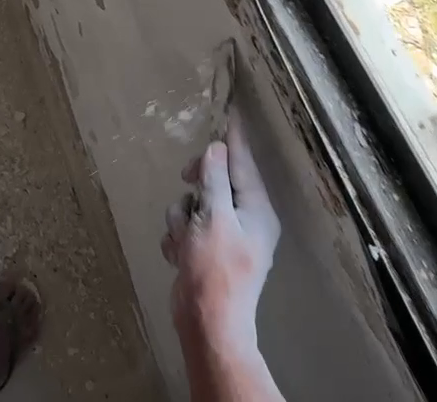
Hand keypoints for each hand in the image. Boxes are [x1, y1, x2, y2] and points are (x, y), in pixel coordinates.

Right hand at [161, 121, 280, 355]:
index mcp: (257, 210)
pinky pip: (186, 225)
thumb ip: (214, 180)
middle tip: (186, 183)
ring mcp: (225, 235)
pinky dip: (178, 237)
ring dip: (182, 217)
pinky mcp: (206, 249)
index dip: (233, 137)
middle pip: (216, 178)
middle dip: (195, 186)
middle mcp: (246, 219)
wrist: (206, 325)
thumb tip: (216, 149)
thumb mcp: (213, 218)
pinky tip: (180, 254)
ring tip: (185, 239)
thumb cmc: (215, 270)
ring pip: (194, 202)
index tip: (230, 110)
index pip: (244, 162)